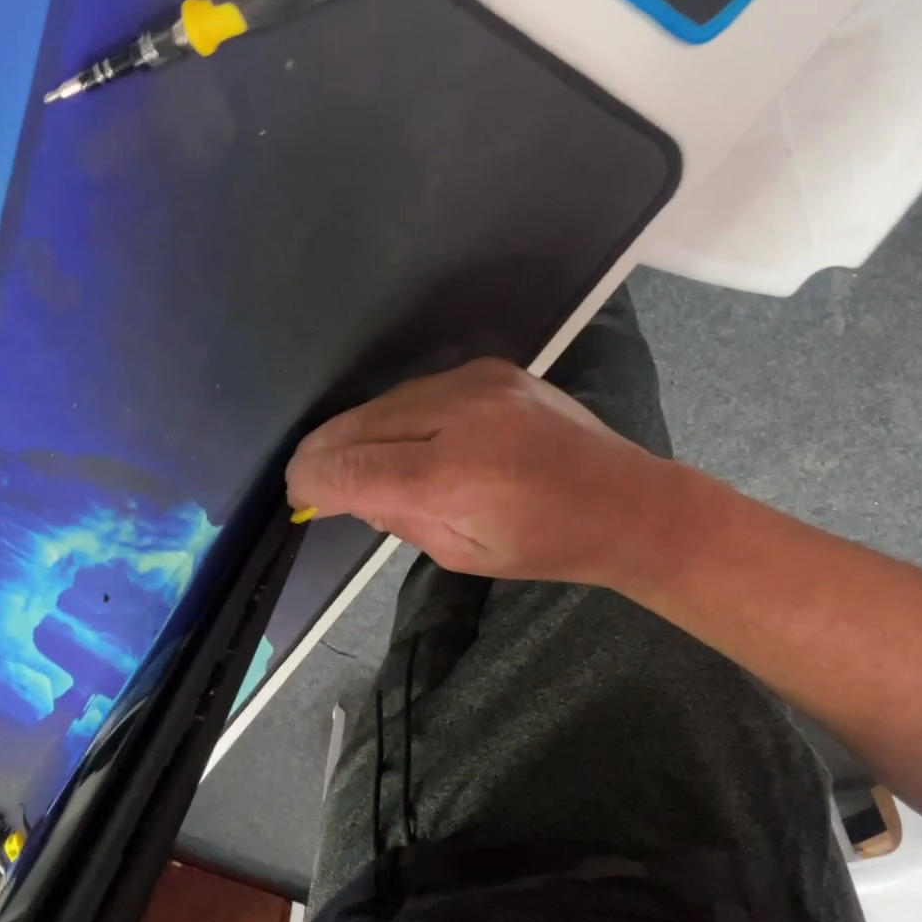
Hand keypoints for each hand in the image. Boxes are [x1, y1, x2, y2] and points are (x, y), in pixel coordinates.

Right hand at [286, 358, 661, 583]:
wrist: (624, 500)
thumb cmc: (546, 544)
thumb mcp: (463, 554)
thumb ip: (398, 519)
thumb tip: (348, 495)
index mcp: (454, 476)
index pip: (353, 469)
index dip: (313, 480)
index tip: (297, 493)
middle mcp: (460, 415)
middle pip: (359, 425)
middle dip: (324, 453)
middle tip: (308, 477)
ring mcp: (476, 382)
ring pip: (384, 402)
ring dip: (357, 431)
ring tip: (347, 460)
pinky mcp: (489, 367)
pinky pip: (417, 390)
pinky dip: (395, 415)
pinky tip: (394, 438)